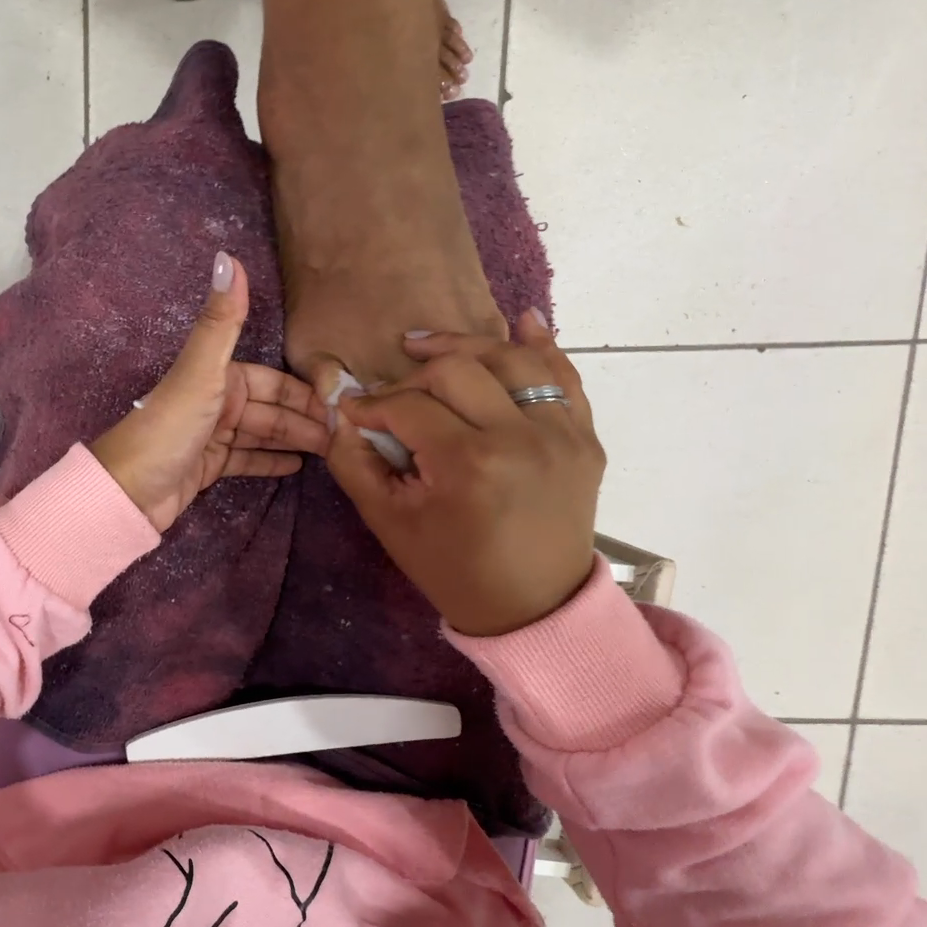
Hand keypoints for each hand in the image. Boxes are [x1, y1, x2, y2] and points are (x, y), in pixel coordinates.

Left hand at [89, 253, 328, 532]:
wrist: (129, 490)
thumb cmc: (168, 428)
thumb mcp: (200, 372)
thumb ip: (221, 321)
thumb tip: (227, 255)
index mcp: (215, 377)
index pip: (271, 381)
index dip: (304, 393)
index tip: (342, 406)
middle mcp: (213, 402)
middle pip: (270, 409)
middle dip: (306, 420)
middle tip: (345, 438)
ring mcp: (208, 435)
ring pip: (260, 433)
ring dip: (293, 440)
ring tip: (332, 453)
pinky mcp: (204, 467)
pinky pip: (244, 459)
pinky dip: (268, 460)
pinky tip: (297, 466)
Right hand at [326, 308, 605, 636]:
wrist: (533, 606)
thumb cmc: (449, 565)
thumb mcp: (385, 518)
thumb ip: (354, 460)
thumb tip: (342, 413)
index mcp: (468, 464)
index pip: (408, 406)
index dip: (371, 404)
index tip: (352, 411)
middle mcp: (521, 437)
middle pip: (458, 370)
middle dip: (413, 371)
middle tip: (388, 389)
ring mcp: (561, 434)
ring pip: (512, 360)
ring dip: (467, 346)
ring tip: (427, 345)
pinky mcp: (584, 438)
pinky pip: (565, 377)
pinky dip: (542, 346)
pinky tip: (521, 320)